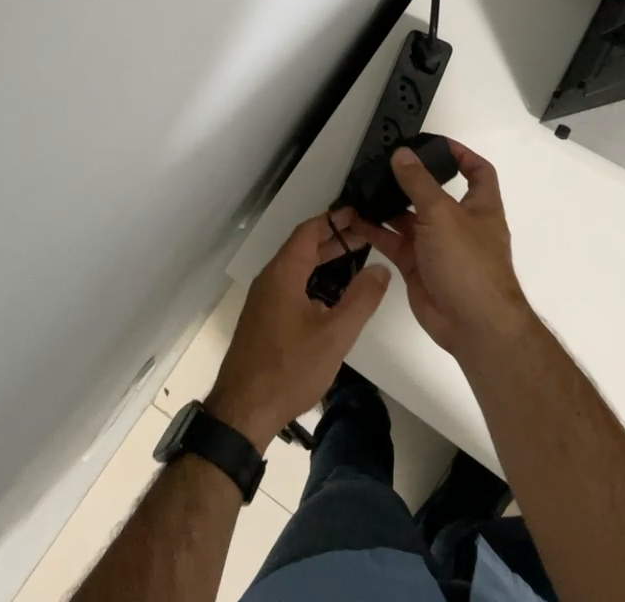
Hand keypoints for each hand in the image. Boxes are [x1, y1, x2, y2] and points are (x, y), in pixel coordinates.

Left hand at [205, 208, 390, 450]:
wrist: (244, 410)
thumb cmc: (289, 369)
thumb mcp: (335, 335)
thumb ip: (361, 299)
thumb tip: (380, 269)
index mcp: (282, 274)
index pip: (308, 231)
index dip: (334, 219)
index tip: (361, 213)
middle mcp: (269, 280)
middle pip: (303, 248)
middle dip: (334, 240)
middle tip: (368, 236)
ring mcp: (264, 301)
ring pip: (297, 270)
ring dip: (325, 263)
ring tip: (357, 262)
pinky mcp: (264, 320)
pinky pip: (292, 288)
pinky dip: (315, 282)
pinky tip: (334, 299)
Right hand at [347, 139, 531, 359]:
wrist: (472, 324)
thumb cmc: (469, 263)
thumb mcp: (442, 214)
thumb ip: (419, 183)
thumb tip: (403, 155)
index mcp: (480, 207)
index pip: (478, 172)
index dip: (462, 155)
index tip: (436, 145)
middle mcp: (459, 224)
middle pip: (434, 194)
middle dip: (411, 181)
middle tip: (383, 166)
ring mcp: (437, 246)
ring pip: (409, 218)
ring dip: (388, 206)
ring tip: (363, 190)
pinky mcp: (417, 266)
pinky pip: (394, 242)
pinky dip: (376, 232)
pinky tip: (357, 220)